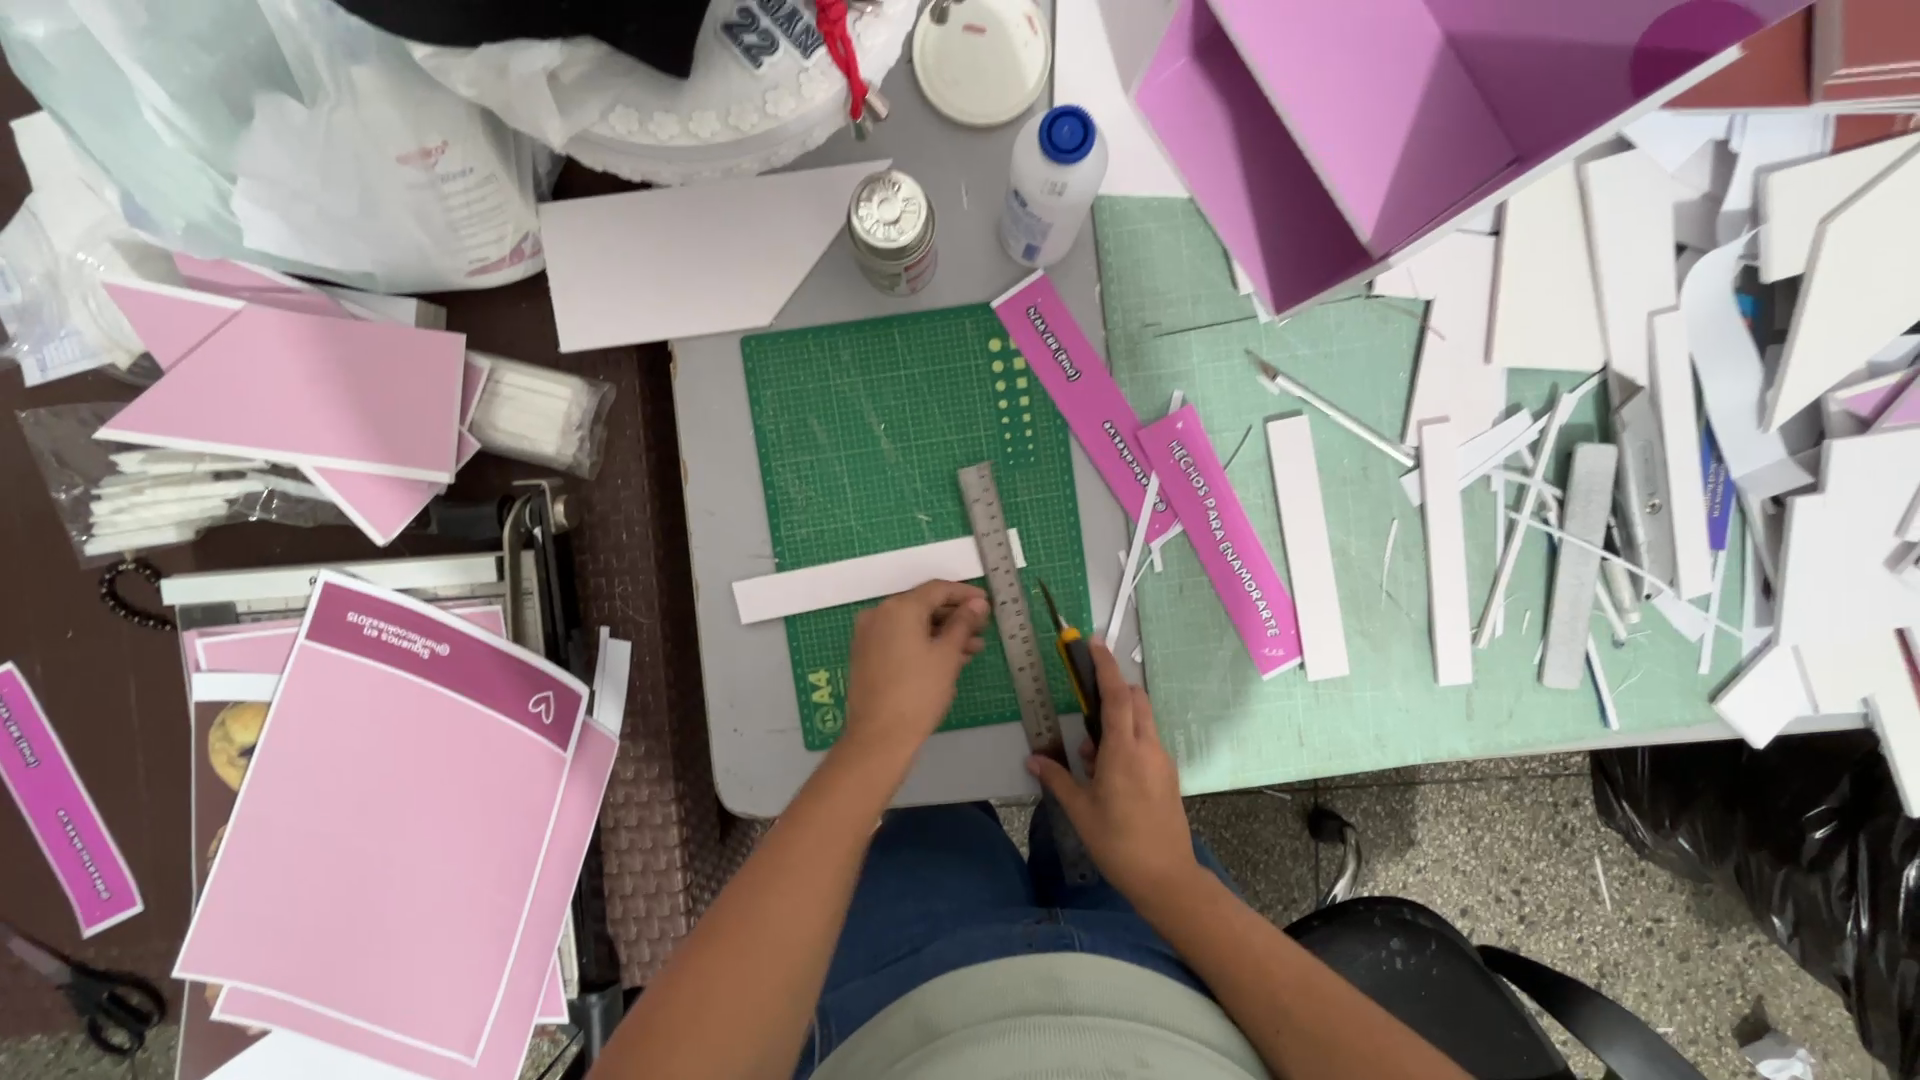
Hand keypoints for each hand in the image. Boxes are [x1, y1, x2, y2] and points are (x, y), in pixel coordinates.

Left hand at [841, 580, 989, 758]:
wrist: (879, 736)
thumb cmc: (918, 692)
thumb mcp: (947, 655)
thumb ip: (963, 623)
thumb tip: (977, 603)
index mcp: (898, 608)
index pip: (937, 589)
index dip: (965, 594)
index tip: (987, 604)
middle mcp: (879, 614)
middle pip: (923, 605)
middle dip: (955, 616)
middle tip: (982, 628)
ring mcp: (869, 635)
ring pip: (913, 625)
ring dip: (943, 633)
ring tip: (974, 648)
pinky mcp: (867, 655)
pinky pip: (901, 639)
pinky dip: (924, 644)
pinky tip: (949, 658)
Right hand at [1027, 644, 1199, 902]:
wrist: (1166, 877)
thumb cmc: (1117, 843)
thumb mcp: (1080, 810)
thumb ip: (1057, 778)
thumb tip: (1033, 759)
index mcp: (1124, 751)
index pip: (1116, 695)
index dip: (1105, 667)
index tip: (1094, 644)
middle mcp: (1148, 747)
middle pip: (1135, 699)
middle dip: (1113, 689)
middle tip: (1086, 702)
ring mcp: (1162, 761)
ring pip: (1142, 721)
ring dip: (1117, 720)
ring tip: (1089, 754)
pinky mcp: (1167, 775)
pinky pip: (1146, 742)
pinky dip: (1127, 740)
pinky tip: (1107, 772)